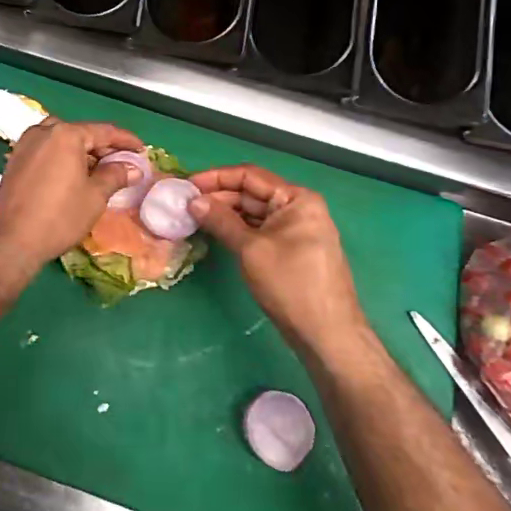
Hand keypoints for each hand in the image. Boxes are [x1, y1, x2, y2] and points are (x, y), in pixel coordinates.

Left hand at [0, 118, 143, 277]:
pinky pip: (46, 149)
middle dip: (102, 146)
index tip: (141, 149)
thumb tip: (133, 167)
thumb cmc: (60, 217)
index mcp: (66, 134)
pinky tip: (72, 175)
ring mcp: (25, 144)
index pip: (104, 131)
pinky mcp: (15, 160)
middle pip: (80, 132)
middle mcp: (43, 131)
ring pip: (61, 139)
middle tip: (122, 162)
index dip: (126, 140)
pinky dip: (62, 156)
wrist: (12, 242)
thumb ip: (116, 175)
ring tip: (98, 169)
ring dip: (81, 150)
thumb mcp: (95, 196)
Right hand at [189, 165, 368, 348]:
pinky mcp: (290, 250)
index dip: (216, 177)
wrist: (327, 334)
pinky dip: (236, 230)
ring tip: (192, 217)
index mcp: (297, 199)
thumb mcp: (251, 249)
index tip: (186, 185)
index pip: (249, 176)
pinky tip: (213, 232)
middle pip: (251, 193)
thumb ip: (221, 221)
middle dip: (218, 197)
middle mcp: (298, 208)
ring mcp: (295, 230)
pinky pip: (258, 230)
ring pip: (253, 213)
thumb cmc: (291, 285)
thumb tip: (194, 201)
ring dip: (224, 214)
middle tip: (183, 204)